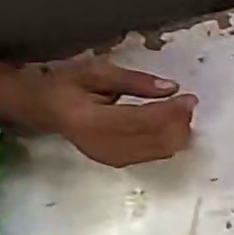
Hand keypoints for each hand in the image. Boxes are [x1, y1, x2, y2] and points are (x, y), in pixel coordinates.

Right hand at [21, 58, 195, 167]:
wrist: (43, 109)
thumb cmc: (67, 85)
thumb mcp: (96, 72)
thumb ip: (135, 80)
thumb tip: (172, 88)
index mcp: (90, 121)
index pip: (142, 121)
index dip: (171, 111)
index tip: (190, 98)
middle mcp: (100, 145)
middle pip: (155, 140)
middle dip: (179, 122)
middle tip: (188, 103)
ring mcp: (109, 158)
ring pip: (159, 151)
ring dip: (178, 132)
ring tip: (180, 111)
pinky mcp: (116, 162)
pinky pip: (153, 155)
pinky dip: (169, 140)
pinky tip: (171, 125)